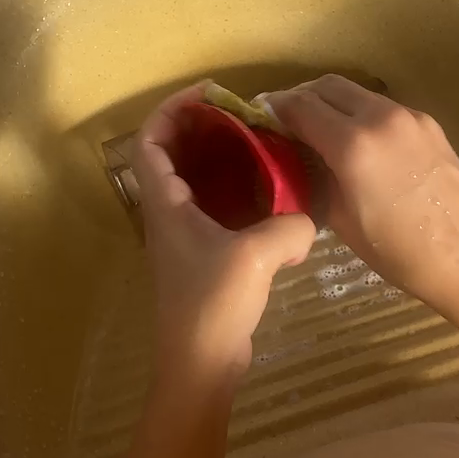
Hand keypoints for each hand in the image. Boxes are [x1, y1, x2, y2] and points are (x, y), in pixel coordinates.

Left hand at [133, 85, 317, 377]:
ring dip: (216, 161)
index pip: (150, 143)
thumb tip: (307, 221)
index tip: (208, 94)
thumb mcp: (257, 256)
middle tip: (240, 117)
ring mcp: (183, 239)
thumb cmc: (214, 303)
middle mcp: (168, 216)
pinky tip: (271, 200)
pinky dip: (234, 194)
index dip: (171, 111)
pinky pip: (213, 210)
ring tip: (257, 149)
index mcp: (166, 205)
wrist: (201, 363)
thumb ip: (288, 227)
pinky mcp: (202, 258)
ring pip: (192, 185)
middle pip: (169, 157)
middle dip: (198, 130)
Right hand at [259, 75, 458, 313]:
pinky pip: (382, 107)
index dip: (274, 107)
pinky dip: (360, 113)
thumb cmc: (396, 251)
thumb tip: (296, 156)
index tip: (259, 115)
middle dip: (301, 98)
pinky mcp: (428, 123)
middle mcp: (380, 118)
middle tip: (286, 120)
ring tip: (320, 129)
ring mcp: (409, 116)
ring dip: (332, 102)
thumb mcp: (339, 218)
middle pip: (326, 86)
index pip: (299, 105)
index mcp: (353, 145)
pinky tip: (358, 141)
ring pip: (357, 92)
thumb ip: (314, 176)